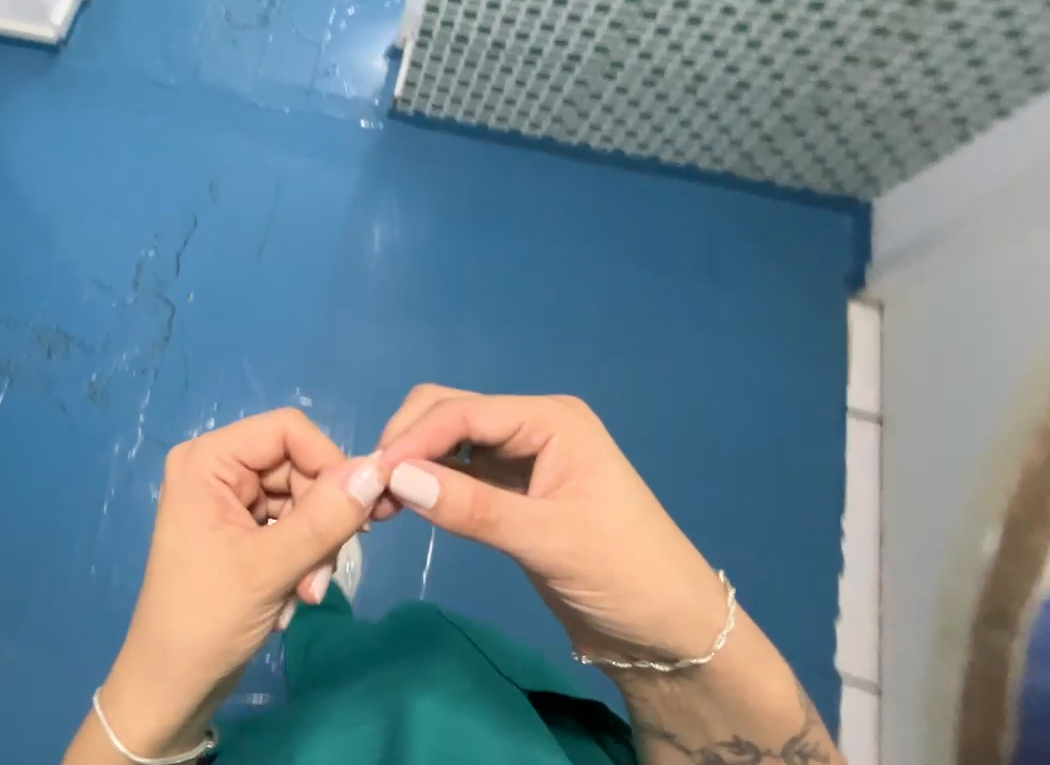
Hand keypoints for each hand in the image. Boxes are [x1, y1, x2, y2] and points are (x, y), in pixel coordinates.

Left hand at [93, 409, 386, 757]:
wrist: (171, 685)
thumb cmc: (206, 619)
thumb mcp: (269, 568)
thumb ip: (325, 518)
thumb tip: (377, 470)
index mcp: (208, 459)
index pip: (286, 430)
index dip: (329, 461)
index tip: (360, 510)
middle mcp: (217, 468)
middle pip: (298, 466)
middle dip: (320, 520)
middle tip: (322, 574)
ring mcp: (229, 499)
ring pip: (301, 499)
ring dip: (315, 548)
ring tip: (304, 594)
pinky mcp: (241, 529)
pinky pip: (291, 526)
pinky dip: (302, 560)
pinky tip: (292, 597)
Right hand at [377, 386, 726, 663]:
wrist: (675, 639)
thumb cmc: (629, 578)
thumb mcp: (551, 542)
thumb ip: (473, 508)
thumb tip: (396, 478)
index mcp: (550, 419)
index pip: (462, 411)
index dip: (413, 437)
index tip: (374, 476)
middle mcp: (529, 425)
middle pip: (445, 411)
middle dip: (406, 442)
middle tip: (374, 490)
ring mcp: (517, 454)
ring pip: (443, 438)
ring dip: (410, 461)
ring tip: (382, 502)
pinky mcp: (507, 486)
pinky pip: (452, 468)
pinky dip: (424, 481)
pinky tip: (405, 505)